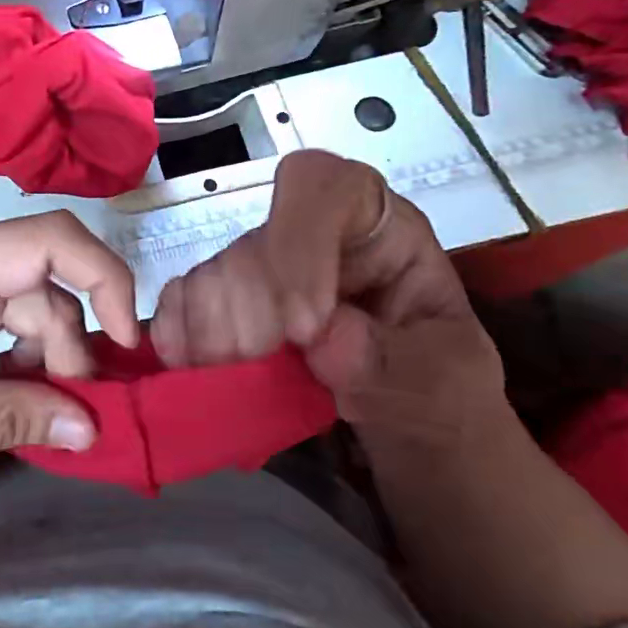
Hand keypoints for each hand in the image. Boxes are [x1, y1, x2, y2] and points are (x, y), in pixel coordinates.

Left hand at [0, 212, 138, 488]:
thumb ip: (6, 421)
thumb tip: (91, 424)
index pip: (44, 239)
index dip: (102, 275)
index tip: (124, 341)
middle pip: (45, 279)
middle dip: (73, 343)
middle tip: (74, 411)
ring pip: (35, 295)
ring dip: (53, 349)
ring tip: (45, 406)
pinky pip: (14, 306)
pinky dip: (33, 345)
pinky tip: (25, 384)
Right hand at [149, 150, 507, 454]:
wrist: (406, 439)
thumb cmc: (438, 395)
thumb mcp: (449, 387)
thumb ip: (402, 365)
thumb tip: (331, 339)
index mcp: (378, 230)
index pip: (328, 188)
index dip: (301, 241)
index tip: (302, 326)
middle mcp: (311, 240)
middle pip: (261, 239)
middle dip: (251, 305)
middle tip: (258, 364)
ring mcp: (260, 270)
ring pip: (214, 270)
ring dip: (212, 327)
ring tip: (232, 380)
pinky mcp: (224, 305)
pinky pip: (183, 301)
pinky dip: (178, 333)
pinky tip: (189, 364)